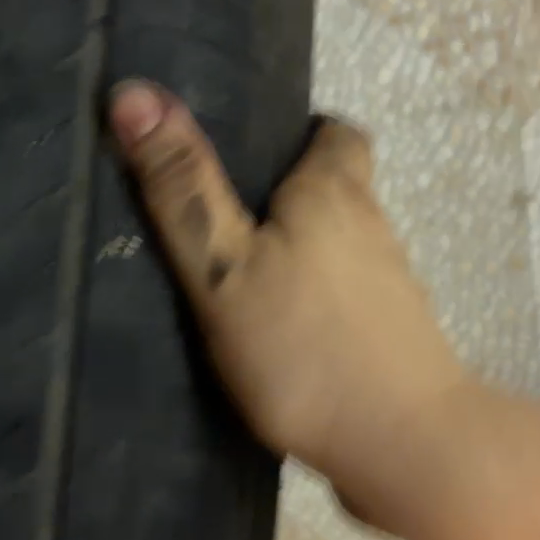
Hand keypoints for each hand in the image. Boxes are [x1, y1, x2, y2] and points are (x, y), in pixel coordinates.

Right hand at [108, 81, 471, 526]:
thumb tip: (134, 92)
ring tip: (241, 280)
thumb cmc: (304, 350)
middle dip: (290, 197)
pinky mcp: (394, 337)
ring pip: (342, 247)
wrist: (404, 447)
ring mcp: (392, 286)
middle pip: (337, 189)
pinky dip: (317, 302)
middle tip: (225, 222)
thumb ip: (183, 189)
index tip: (248, 156)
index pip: (335, 133)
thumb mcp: (225, 268)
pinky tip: (281, 337)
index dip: (297, 134)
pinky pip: (347, 298)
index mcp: (336, 191)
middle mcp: (374, 227)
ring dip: (301, 253)